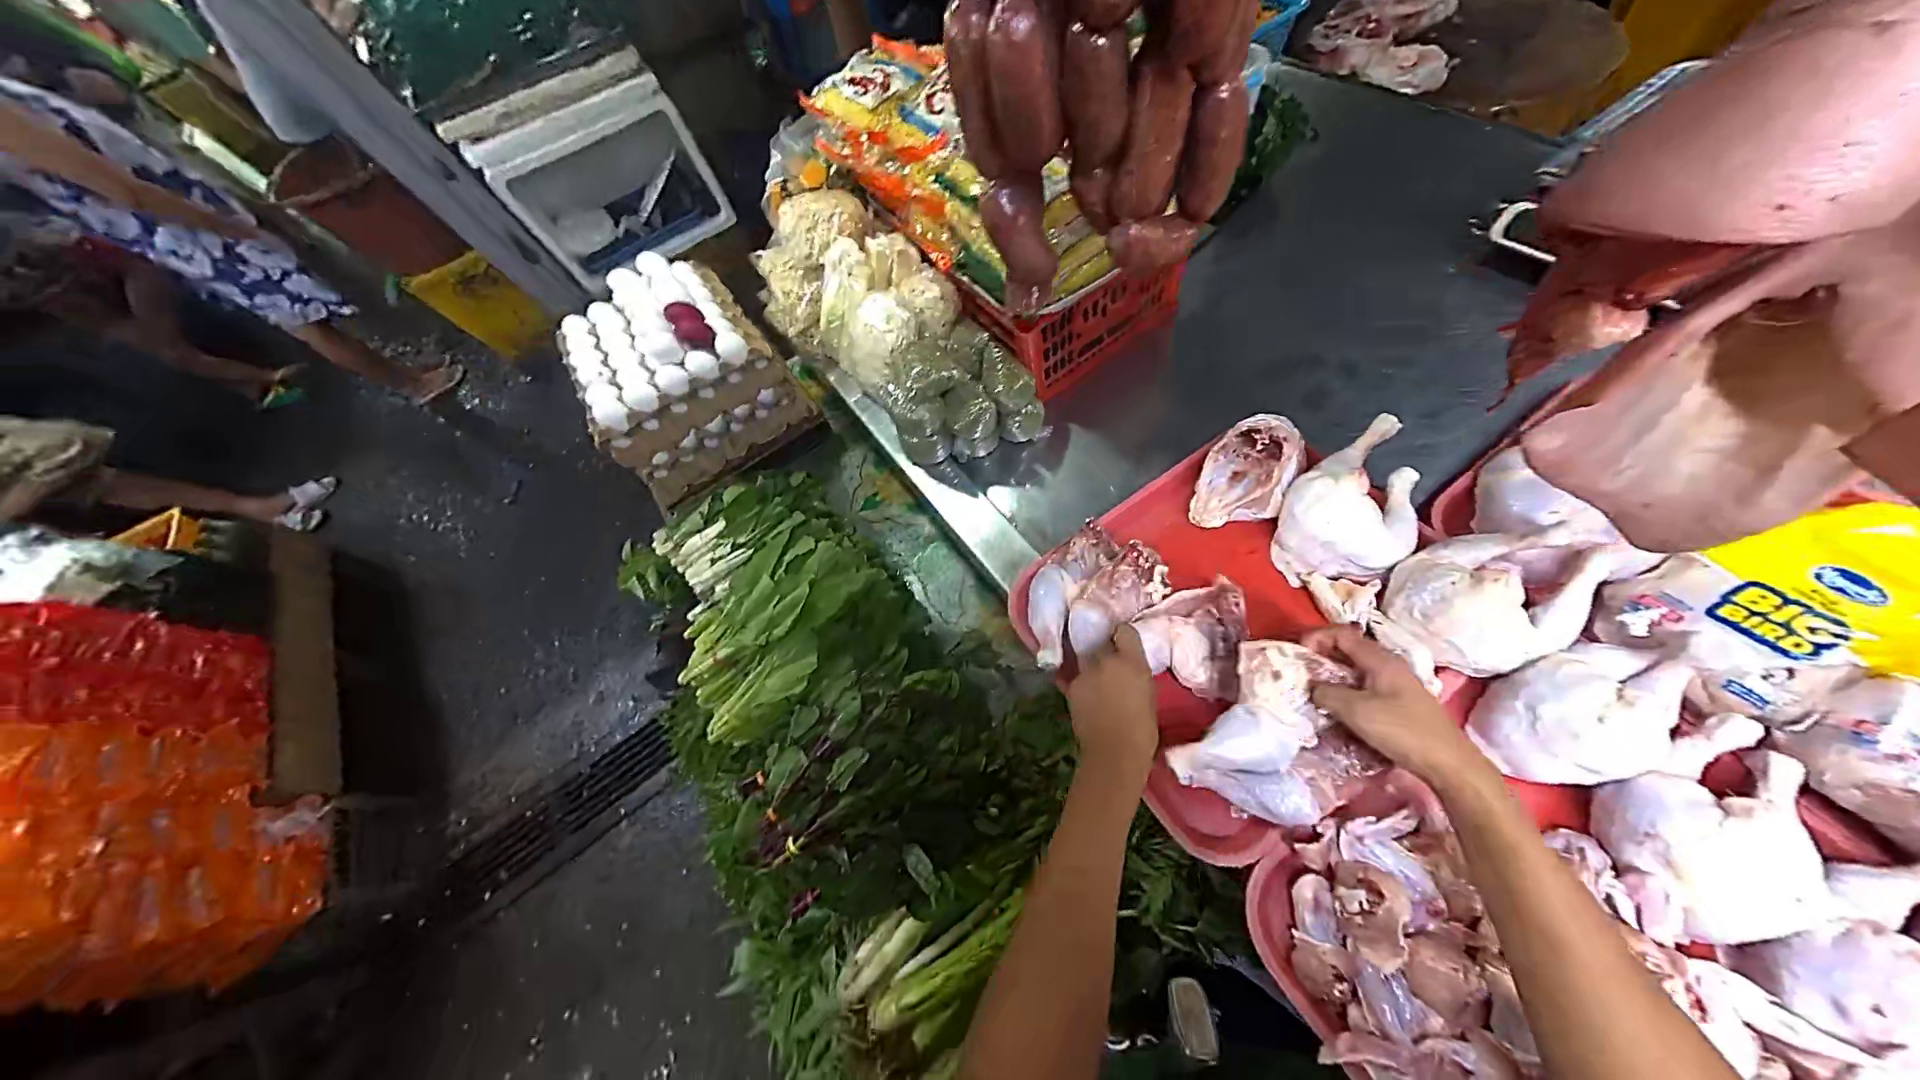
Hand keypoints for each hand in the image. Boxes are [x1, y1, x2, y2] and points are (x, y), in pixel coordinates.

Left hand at [1066, 625, 1158, 787]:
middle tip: (1111, 666)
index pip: (1124, 631)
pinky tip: (1087, 698)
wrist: (1114, 752)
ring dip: (1092, 668)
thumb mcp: (1149, 695)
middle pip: (1102, 642)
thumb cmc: (1142, 729)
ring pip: (1087, 660)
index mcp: (1131, 661)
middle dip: (1106, 651)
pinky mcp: (1070, 687)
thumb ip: (1137, 675)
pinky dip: (1082, 685)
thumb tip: (1129, 670)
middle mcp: (1106, 660)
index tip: (1125, 646)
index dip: (1123, 637)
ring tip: (1098, 685)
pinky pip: (1077, 678)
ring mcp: (1085, 673)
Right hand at [1301, 625, 1484, 787]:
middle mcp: (1389, 666)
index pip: (1341, 634)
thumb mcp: (1355, 711)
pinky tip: (1339, 713)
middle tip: (1301, 676)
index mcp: (1380, 660)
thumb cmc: (1402, 731)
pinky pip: (1364, 690)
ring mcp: (1396, 685)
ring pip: (1355, 672)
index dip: (1317, 638)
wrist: (1450, 765)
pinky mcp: (1399, 704)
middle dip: (1321, 660)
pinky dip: (1347, 695)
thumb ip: (1327, 693)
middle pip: (1348, 651)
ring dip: (1333, 680)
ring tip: (1316, 696)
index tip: (1299, 655)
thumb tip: (1314, 688)